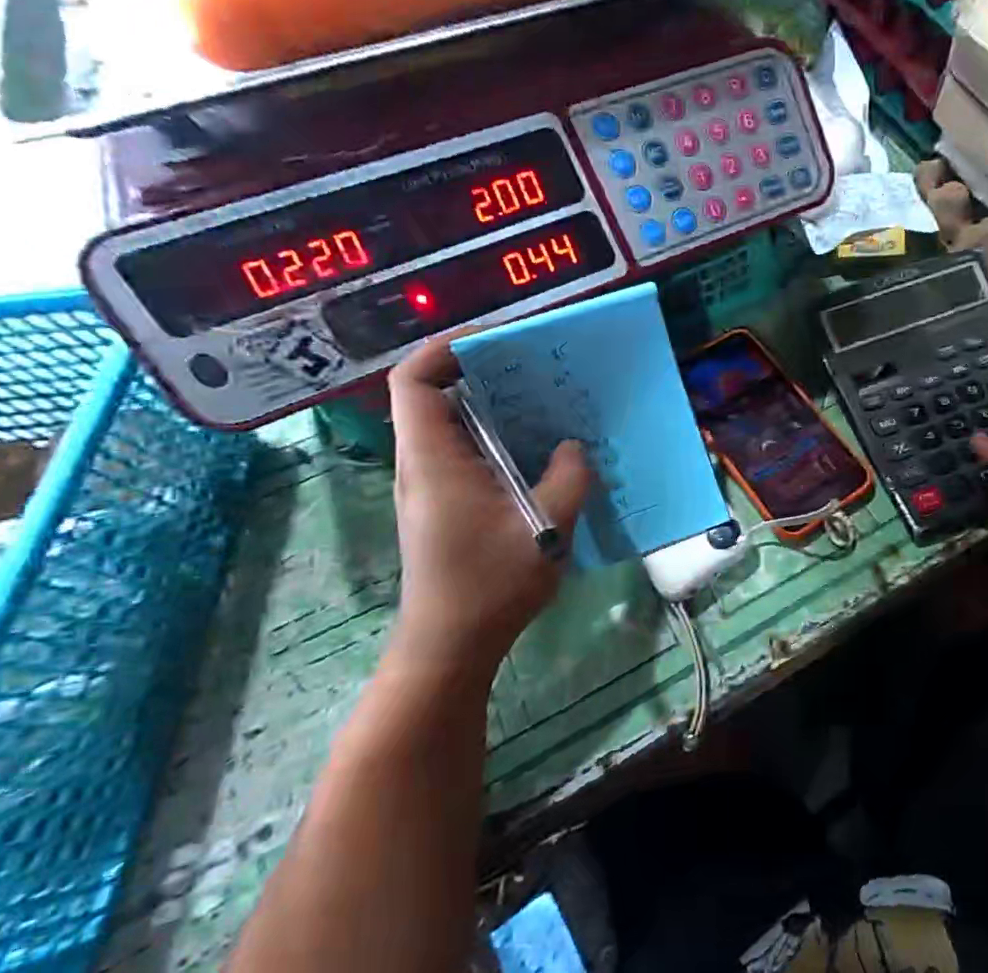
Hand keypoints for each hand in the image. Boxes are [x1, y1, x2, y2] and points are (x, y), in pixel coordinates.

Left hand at [383, 337, 590, 685]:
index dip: (444, 349)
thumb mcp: (546, 528)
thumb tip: (574, 447)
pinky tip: (540, 456)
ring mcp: (432, 486)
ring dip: (495, 409)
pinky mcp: (445, 504)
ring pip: (454, 426)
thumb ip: (568, 478)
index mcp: (433, 459)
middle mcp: (423, 464)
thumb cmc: (489, 584)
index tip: (494, 342)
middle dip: (483, 374)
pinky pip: (467, 453)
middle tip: (536, 370)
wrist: (451, 644)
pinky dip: (498, 441)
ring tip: (545, 406)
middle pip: (436, 397)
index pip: (413, 381)